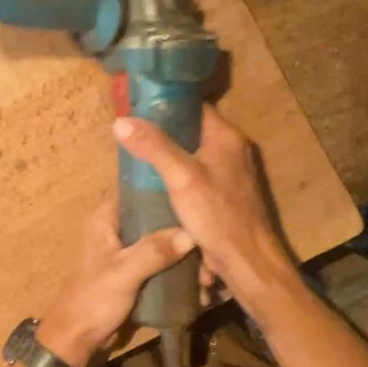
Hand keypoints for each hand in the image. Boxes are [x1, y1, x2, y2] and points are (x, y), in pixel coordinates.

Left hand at [35, 194, 193, 366]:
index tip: (190, 183)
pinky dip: (179, 269)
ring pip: (161, 240)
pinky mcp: (135, 272)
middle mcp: (116, 229)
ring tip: (209, 271)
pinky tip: (201, 284)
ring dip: (184, 253)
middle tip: (209, 239)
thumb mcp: (123, 274)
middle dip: (181, 226)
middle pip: (154, 214)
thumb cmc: (92, 300)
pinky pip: (161, 262)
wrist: (77, 339)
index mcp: (105, 219)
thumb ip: (153, 252)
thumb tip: (190, 233)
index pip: (132, 186)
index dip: (158, 181)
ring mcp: (126, 251)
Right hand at [112, 106, 297, 302]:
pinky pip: (194, 175)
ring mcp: (229, 174)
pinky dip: (175, 176)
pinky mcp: (223, 195)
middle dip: (161, 133)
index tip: (136, 108)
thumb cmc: (216, 215)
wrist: (246, 261)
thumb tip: (121, 122)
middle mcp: (231, 150)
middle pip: (191, 131)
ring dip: (167, 157)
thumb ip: (154, 147)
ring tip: (135, 156)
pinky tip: (152, 183)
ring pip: (191, 155)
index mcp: (226, 138)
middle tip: (130, 135)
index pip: (194, 107)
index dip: (165, 105)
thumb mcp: (181, 177)